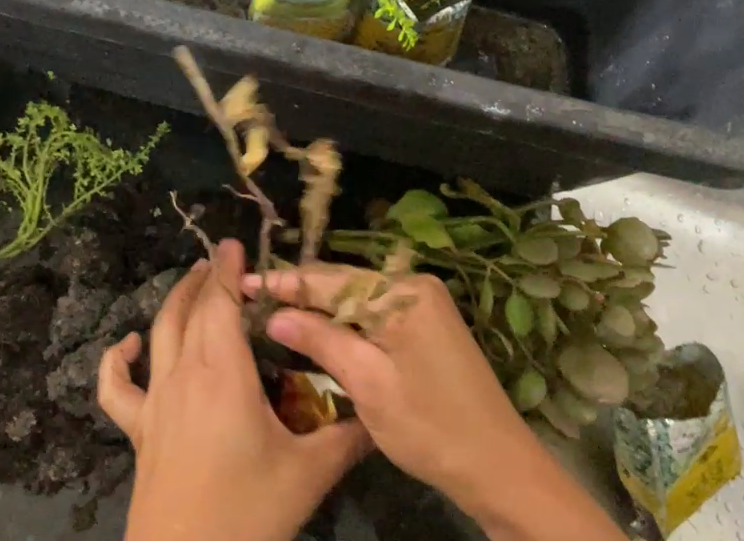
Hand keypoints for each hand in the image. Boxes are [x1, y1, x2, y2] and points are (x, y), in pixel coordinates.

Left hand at [98, 239, 370, 540]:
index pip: (222, 303)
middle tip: (226, 259)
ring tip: (193, 280)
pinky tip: (129, 345)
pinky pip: (116, 387)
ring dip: (175, 301)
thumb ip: (347, 438)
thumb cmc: (248, 512)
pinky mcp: (138, 430)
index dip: (230, 270)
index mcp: (224, 372)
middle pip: (192, 310)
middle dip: (209, 278)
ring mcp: (155, 401)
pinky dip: (117, 359)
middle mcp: (185, 374)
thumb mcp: (308, 474)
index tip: (236, 243)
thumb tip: (379, 412)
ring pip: (159, 333)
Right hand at [244, 265, 624, 540]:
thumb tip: (276, 314)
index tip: (246, 282)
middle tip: (254, 296)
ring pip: (360, 298)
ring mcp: (425, 305)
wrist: (497, 464)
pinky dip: (347, 321)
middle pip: (346, 283)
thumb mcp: (368, 384)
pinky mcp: (429, 325)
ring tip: (276, 308)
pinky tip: (320, 327)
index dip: (286, 282)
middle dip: (301, 291)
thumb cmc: (430, 426)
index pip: (331, 280)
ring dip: (322, 306)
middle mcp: (415, 286)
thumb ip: (321, 340)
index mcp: (403, 293)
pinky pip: (377, 313)